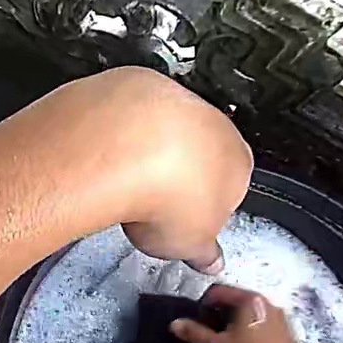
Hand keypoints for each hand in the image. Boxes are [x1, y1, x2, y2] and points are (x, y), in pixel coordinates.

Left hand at [39, 68, 250, 273]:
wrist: (124, 151)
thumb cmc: (165, 195)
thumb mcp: (190, 244)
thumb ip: (204, 251)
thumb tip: (209, 259)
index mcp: (239, 163)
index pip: (229, 188)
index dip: (201, 209)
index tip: (180, 223)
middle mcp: (213, 124)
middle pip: (198, 152)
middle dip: (175, 176)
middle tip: (149, 204)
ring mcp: (174, 99)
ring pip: (163, 127)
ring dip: (146, 149)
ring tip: (122, 181)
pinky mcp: (135, 83)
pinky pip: (128, 110)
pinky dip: (117, 128)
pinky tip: (104, 153)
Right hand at [170, 285, 318, 342]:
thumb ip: (195, 333)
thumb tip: (175, 323)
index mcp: (250, 300)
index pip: (220, 290)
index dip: (204, 303)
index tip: (197, 319)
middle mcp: (268, 304)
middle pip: (237, 300)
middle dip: (220, 313)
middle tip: (210, 331)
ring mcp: (282, 319)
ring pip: (251, 314)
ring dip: (235, 323)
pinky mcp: (288, 335)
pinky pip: (263, 325)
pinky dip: (250, 331)